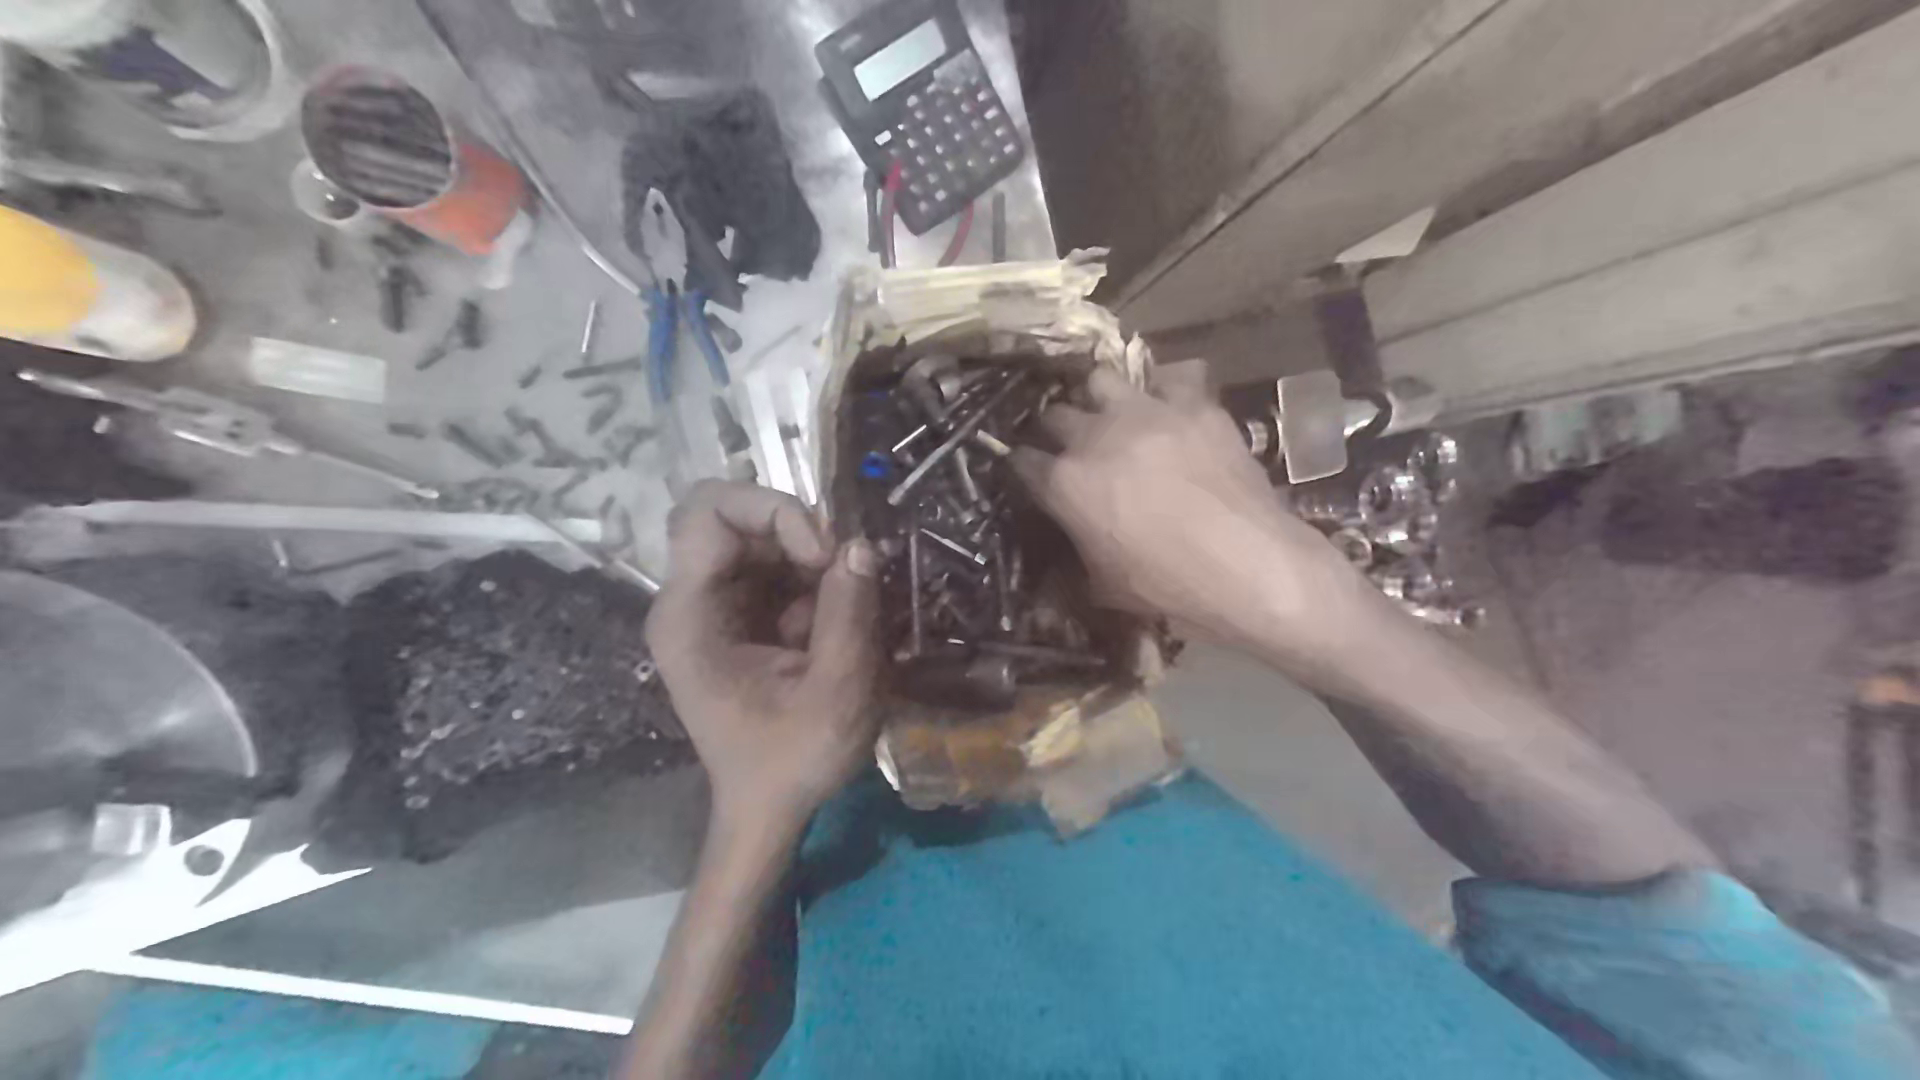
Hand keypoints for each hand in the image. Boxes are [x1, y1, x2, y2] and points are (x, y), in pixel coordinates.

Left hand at [646, 481, 880, 835]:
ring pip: (764, 536)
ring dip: (814, 556)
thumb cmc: (792, 762)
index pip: (709, 512)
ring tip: (848, 602)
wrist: (769, 806)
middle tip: (847, 568)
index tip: (824, 554)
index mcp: (690, 616)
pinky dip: (816, 576)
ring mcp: (717, 603)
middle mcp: (692, 598)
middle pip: (737, 516)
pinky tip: (837, 618)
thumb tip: (861, 545)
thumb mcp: (836, 695)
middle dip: (800, 531)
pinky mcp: (744, 612)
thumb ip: (849, 615)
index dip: (773, 512)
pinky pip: (779, 565)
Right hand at [1013, 361, 1368, 662]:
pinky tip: (1171, 409)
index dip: (1024, 467)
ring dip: (1100, 399)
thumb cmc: (1167, 585)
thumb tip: (1072, 536)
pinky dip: (1165, 391)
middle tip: (1075, 449)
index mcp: (1065, 482)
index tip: (1033, 474)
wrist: (1249, 566)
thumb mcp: (1102, 583)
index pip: (1021, 460)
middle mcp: (1095, 436)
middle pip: (1054, 414)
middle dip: (1057, 431)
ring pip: (1100, 379)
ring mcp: (1145, 413)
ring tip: (1116, 417)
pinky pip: (1170, 377)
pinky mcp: (1193, 404)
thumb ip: (1075, 547)